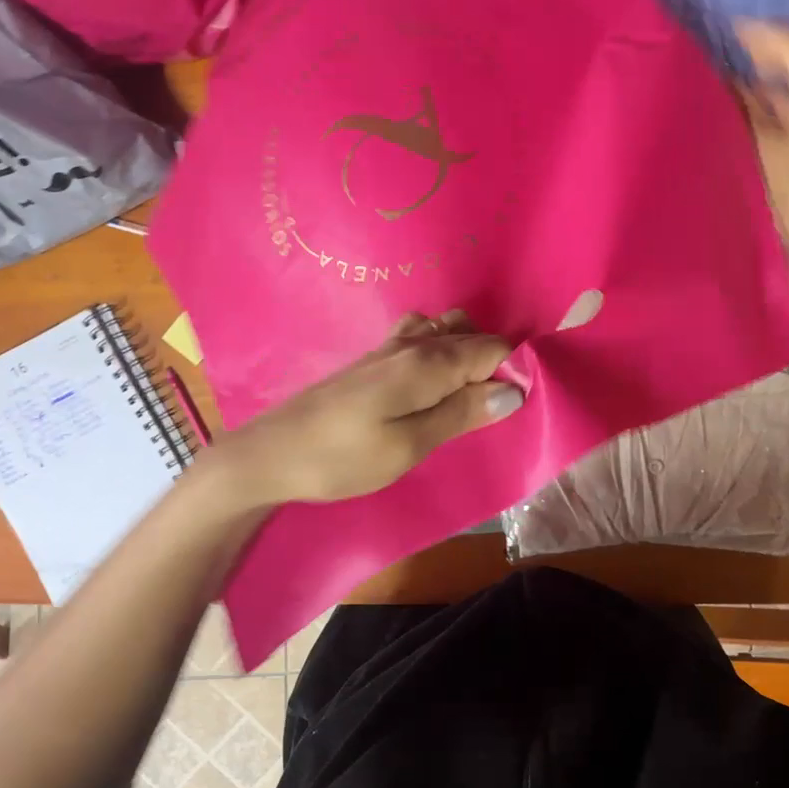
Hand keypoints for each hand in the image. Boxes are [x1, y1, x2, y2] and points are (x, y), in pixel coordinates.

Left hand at [201, 311, 523, 504]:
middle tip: (491, 410)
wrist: (269, 455)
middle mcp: (413, 342)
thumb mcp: (408, 447)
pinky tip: (433, 382)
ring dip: (467, 352)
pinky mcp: (374, 358)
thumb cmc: (341, 458)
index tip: (518, 406)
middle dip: (494, 362)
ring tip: (465, 397)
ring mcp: (390, 346)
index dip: (513, 371)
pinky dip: (442, 349)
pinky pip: (423, 336)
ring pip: (447, 329)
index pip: (493, 348)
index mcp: (427, 362)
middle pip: (473, 333)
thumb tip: (514, 391)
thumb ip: (461, 414)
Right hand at [735, 19, 788, 241]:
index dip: (764, 34)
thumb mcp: (762, 141)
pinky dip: (775, 85)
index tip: (734, 30)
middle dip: (777, 41)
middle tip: (744, 43)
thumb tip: (729, 80)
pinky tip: (749, 94)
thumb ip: (747, 105)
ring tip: (743, 63)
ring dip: (776, 62)